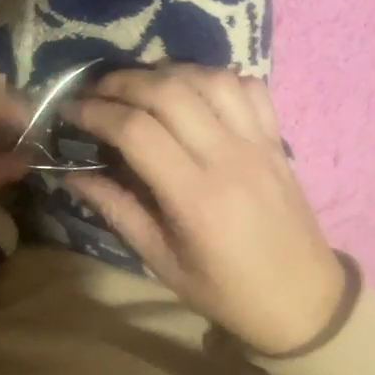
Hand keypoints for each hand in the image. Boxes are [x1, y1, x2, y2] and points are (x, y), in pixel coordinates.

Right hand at [64, 66, 345, 353]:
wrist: (305, 302)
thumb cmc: (226, 290)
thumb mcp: (161, 261)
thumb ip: (116, 210)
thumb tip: (72, 174)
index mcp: (195, 196)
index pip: (135, 130)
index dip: (95, 111)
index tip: (69, 110)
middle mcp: (228, 158)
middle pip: (168, 91)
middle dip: (121, 82)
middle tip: (95, 92)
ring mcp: (258, 143)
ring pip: (208, 79)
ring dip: (166, 72)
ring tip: (140, 86)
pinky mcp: (277, 140)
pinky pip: (248, 87)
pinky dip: (214, 78)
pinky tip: (192, 92)